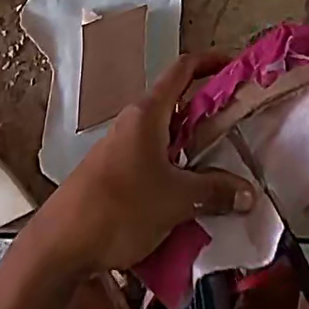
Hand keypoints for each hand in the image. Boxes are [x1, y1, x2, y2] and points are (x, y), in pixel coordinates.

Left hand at [25, 51, 255, 273]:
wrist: (59, 246)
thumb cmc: (120, 207)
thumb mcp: (176, 200)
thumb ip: (215, 191)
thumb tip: (249, 193)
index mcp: (149, 112)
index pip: (183, 69)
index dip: (211, 61)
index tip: (237, 66)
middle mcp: (135, 123)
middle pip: (179, 106)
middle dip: (210, 116)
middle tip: (241, 130)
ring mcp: (123, 149)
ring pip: (168, 139)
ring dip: (194, 151)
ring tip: (224, 171)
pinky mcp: (116, 175)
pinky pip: (156, 164)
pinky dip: (177, 173)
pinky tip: (192, 201)